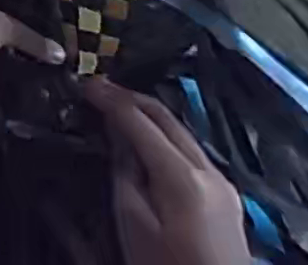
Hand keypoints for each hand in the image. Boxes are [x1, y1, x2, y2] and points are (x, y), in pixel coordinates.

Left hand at [0, 0, 65, 80]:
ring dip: (0, 63)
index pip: (2, 6)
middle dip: (13, 46)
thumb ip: (29, 38)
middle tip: (47, 66)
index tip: (48, 43)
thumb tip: (62, 53)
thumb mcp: (1, 27)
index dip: (23, 22)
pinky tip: (9, 87)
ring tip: (35, 81)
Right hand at [84, 78, 250, 264]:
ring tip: (112, 105)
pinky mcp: (225, 197)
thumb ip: (122, 171)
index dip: (108, 98)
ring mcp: (222, 184)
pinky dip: (160, 132)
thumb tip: (114, 134)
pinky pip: (186, 148)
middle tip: (94, 87)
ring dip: (144, 112)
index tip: (82, 83)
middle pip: (164, 116)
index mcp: (183, 177)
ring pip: (178, 129)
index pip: (139, 120)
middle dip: (127, 96)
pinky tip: (141, 135)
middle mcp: (208, 171)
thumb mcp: (133, 222)